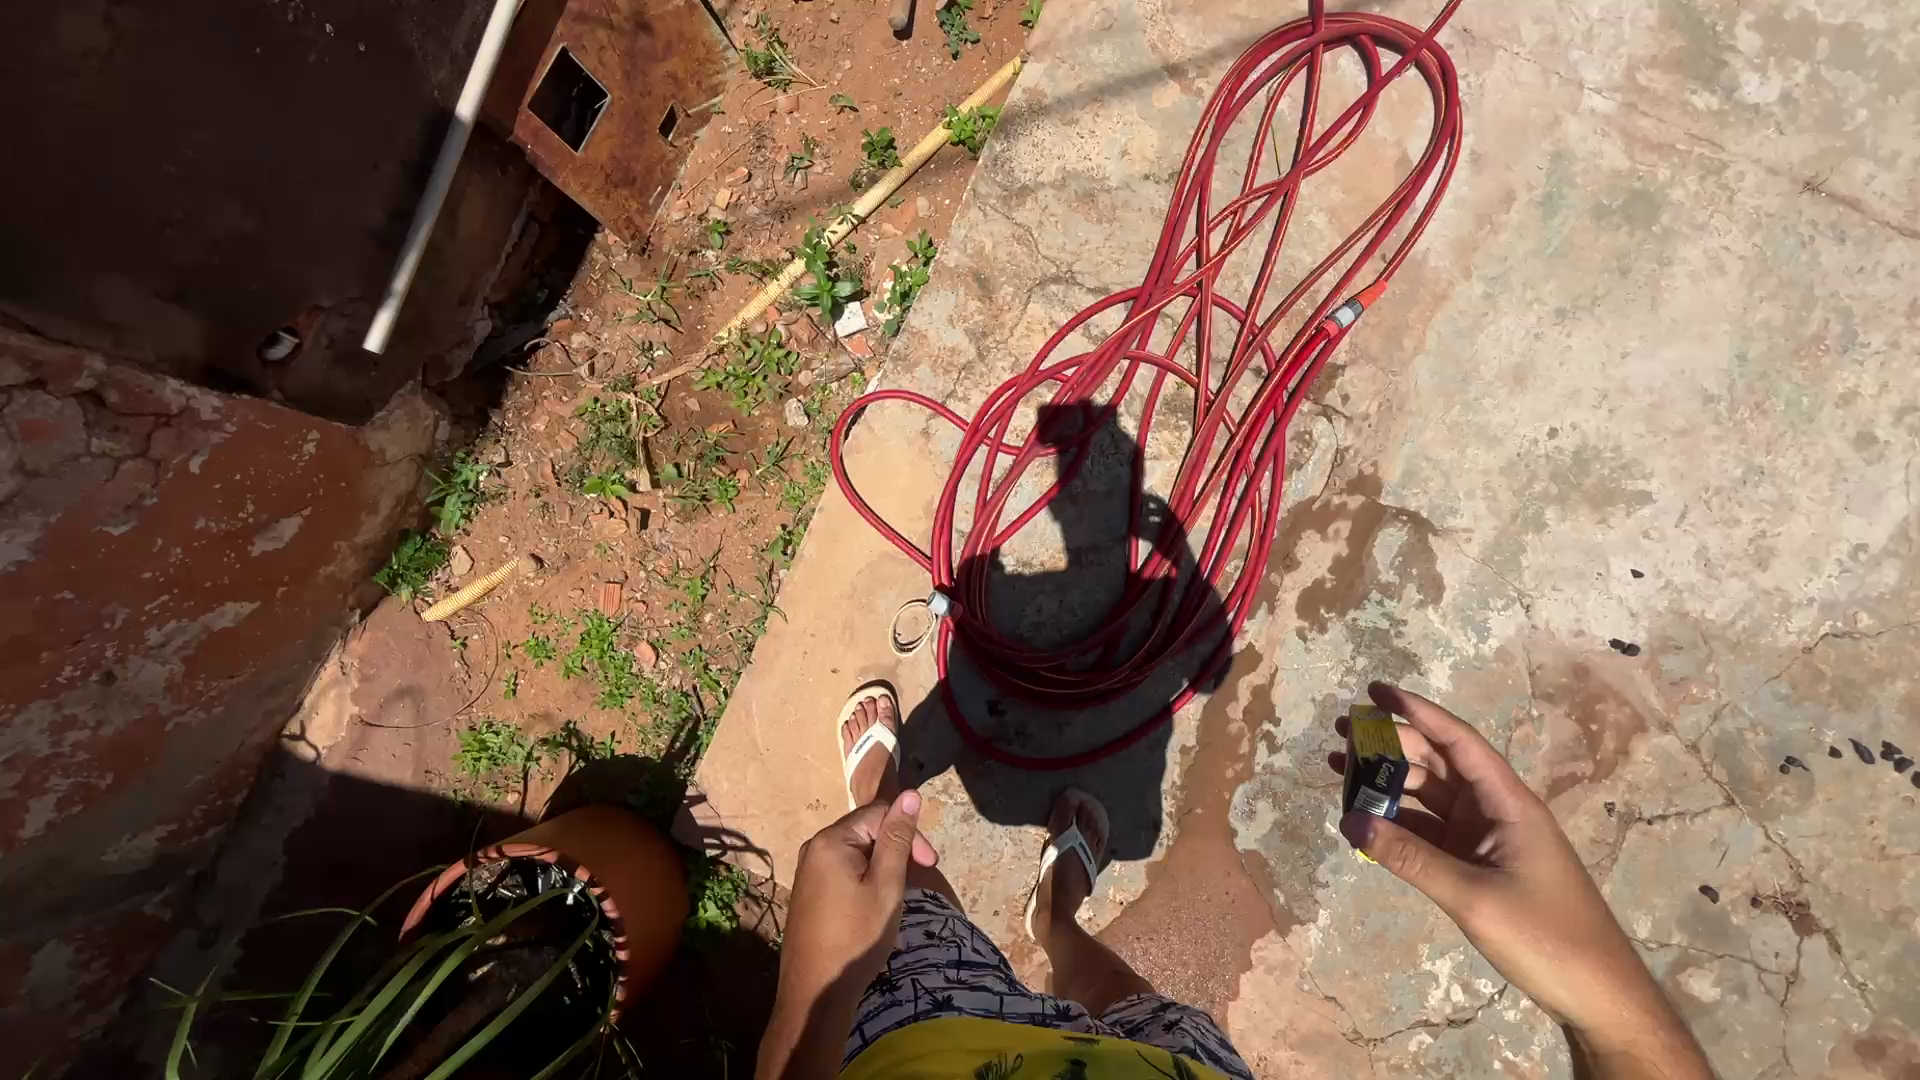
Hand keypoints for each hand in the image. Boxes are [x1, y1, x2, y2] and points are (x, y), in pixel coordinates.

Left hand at [757, 791, 937, 1079]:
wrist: (815, 995)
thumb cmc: (856, 937)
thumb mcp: (886, 885)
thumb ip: (898, 838)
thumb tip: (911, 793)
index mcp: (831, 840)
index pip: (879, 813)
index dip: (909, 833)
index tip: (930, 864)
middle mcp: (815, 847)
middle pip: (866, 830)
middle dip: (897, 848)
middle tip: (919, 880)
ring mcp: (809, 870)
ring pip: (858, 851)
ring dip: (884, 865)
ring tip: (899, 895)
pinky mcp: (810, 891)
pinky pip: (844, 869)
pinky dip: (866, 878)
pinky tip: (876, 903)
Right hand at [1329, 682, 1710, 1079]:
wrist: (1601, 1000)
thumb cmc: (1548, 938)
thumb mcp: (1473, 897)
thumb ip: (1408, 856)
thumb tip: (1348, 820)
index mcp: (1508, 802)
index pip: (1457, 740)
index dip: (1418, 711)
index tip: (1376, 690)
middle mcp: (1494, 810)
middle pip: (1436, 761)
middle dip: (1390, 743)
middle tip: (1343, 732)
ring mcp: (1484, 836)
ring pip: (1427, 793)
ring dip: (1386, 779)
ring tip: (1340, 767)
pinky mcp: (1475, 863)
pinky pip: (1426, 827)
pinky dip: (1395, 818)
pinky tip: (1364, 817)